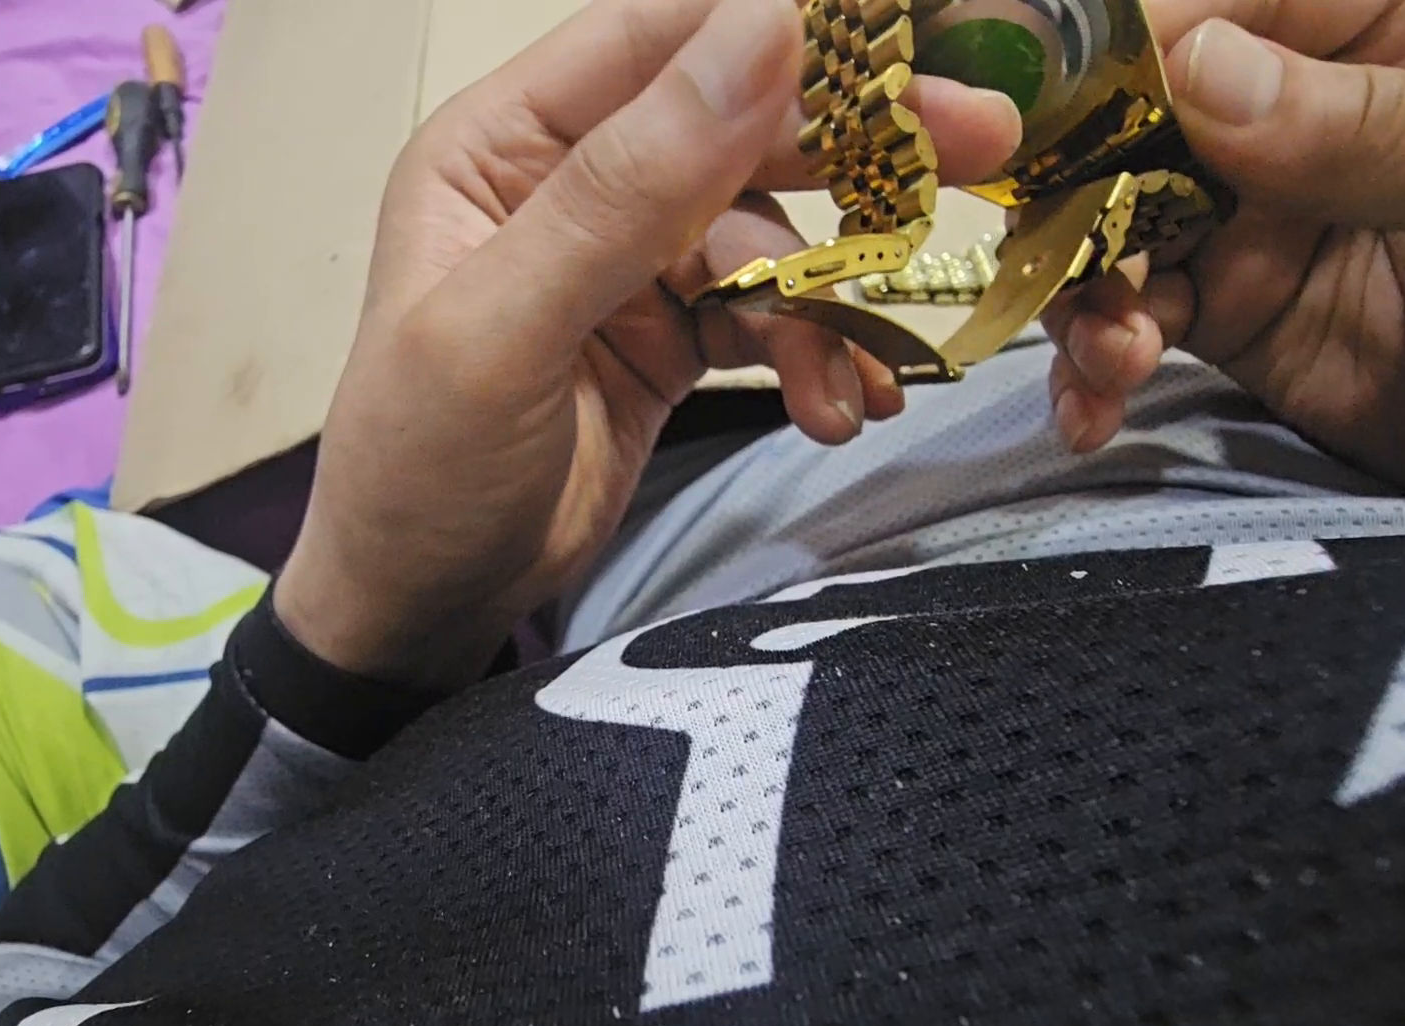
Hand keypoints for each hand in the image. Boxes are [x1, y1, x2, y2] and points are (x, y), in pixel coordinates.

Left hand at [275, 0, 1022, 686]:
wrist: (429, 591)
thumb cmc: (425, 466)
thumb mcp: (502, 333)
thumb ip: (620, 195)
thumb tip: (764, 33)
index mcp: (501, 149)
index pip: (651, 39)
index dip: (774, 24)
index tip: (908, 36)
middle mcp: (568, 190)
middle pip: (729, 129)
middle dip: (848, 152)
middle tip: (980, 152)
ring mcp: (624, 271)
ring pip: (762, 243)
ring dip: (821, 310)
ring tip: (855, 388)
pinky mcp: (664, 345)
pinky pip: (759, 324)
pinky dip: (804, 359)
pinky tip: (834, 409)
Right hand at [1042, 0, 1404, 496]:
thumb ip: (1371, 128)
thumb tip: (1198, 71)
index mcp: (1403, 31)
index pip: (1228, 13)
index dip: (1119, 64)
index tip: (1045, 129)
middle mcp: (1295, 123)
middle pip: (1129, 141)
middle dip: (1077, 219)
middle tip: (1063, 279)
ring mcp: (1242, 221)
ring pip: (1105, 244)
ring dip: (1083, 311)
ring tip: (1113, 366)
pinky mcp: (1211, 309)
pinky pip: (1118, 328)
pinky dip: (1089, 374)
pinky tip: (1093, 413)